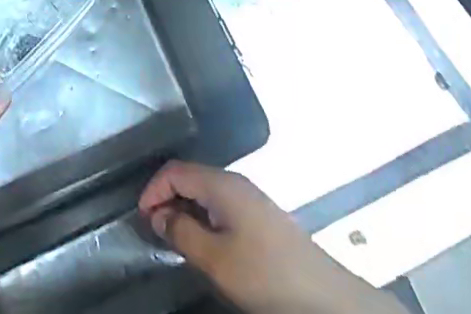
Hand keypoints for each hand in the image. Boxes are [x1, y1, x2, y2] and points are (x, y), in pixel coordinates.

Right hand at [140, 161, 402, 313]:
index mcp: (222, 184)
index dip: (153, 189)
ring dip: (185, 210)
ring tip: (175, 239)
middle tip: (154, 229)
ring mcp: (251, 199)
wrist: (329, 300)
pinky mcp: (262, 218)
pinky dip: (204, 218)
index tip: (141, 218)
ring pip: (206, 193)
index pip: (175, 170)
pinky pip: (221, 206)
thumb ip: (182, 232)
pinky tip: (205, 244)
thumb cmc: (267, 275)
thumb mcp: (216, 259)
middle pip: (190, 177)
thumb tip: (158, 214)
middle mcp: (236, 183)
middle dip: (167, 198)